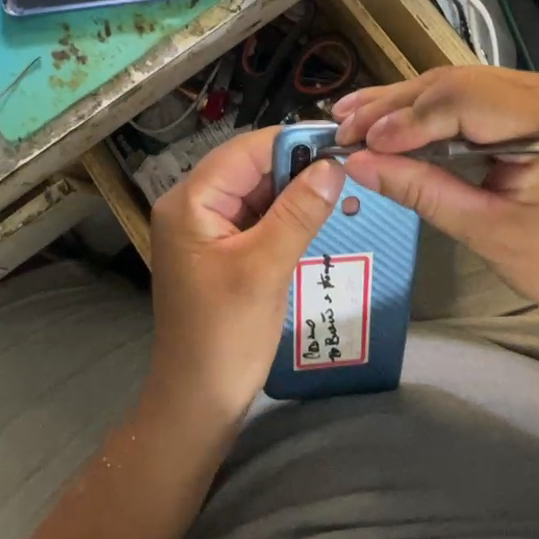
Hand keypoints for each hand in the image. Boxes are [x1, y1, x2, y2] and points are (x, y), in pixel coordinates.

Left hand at [145, 127, 343, 424]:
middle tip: (349, 168)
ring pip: (254, 192)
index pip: (244, 151)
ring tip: (342, 188)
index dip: (291, 141)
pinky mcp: (217, 250)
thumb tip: (332, 166)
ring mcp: (202, 229)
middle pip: (248, 168)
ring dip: (293, 192)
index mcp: (189, 201)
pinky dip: (283, 216)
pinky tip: (318, 217)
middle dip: (295, 166)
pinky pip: (253, 218)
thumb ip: (298, 212)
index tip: (341, 139)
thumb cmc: (226, 334)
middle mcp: (190, 205)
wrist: (197, 398)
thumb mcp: (265, 268)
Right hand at [331, 67, 538, 324]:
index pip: (464, 100)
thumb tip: (354, 163)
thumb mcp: (486, 230)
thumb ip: (420, 188)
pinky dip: (433, 112)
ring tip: (352, 116)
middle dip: (396, 106)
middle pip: (457, 83)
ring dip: (406, 104)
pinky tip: (393, 119)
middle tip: (342, 125)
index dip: (405, 119)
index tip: (356, 142)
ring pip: (460, 85)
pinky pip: (476, 99)